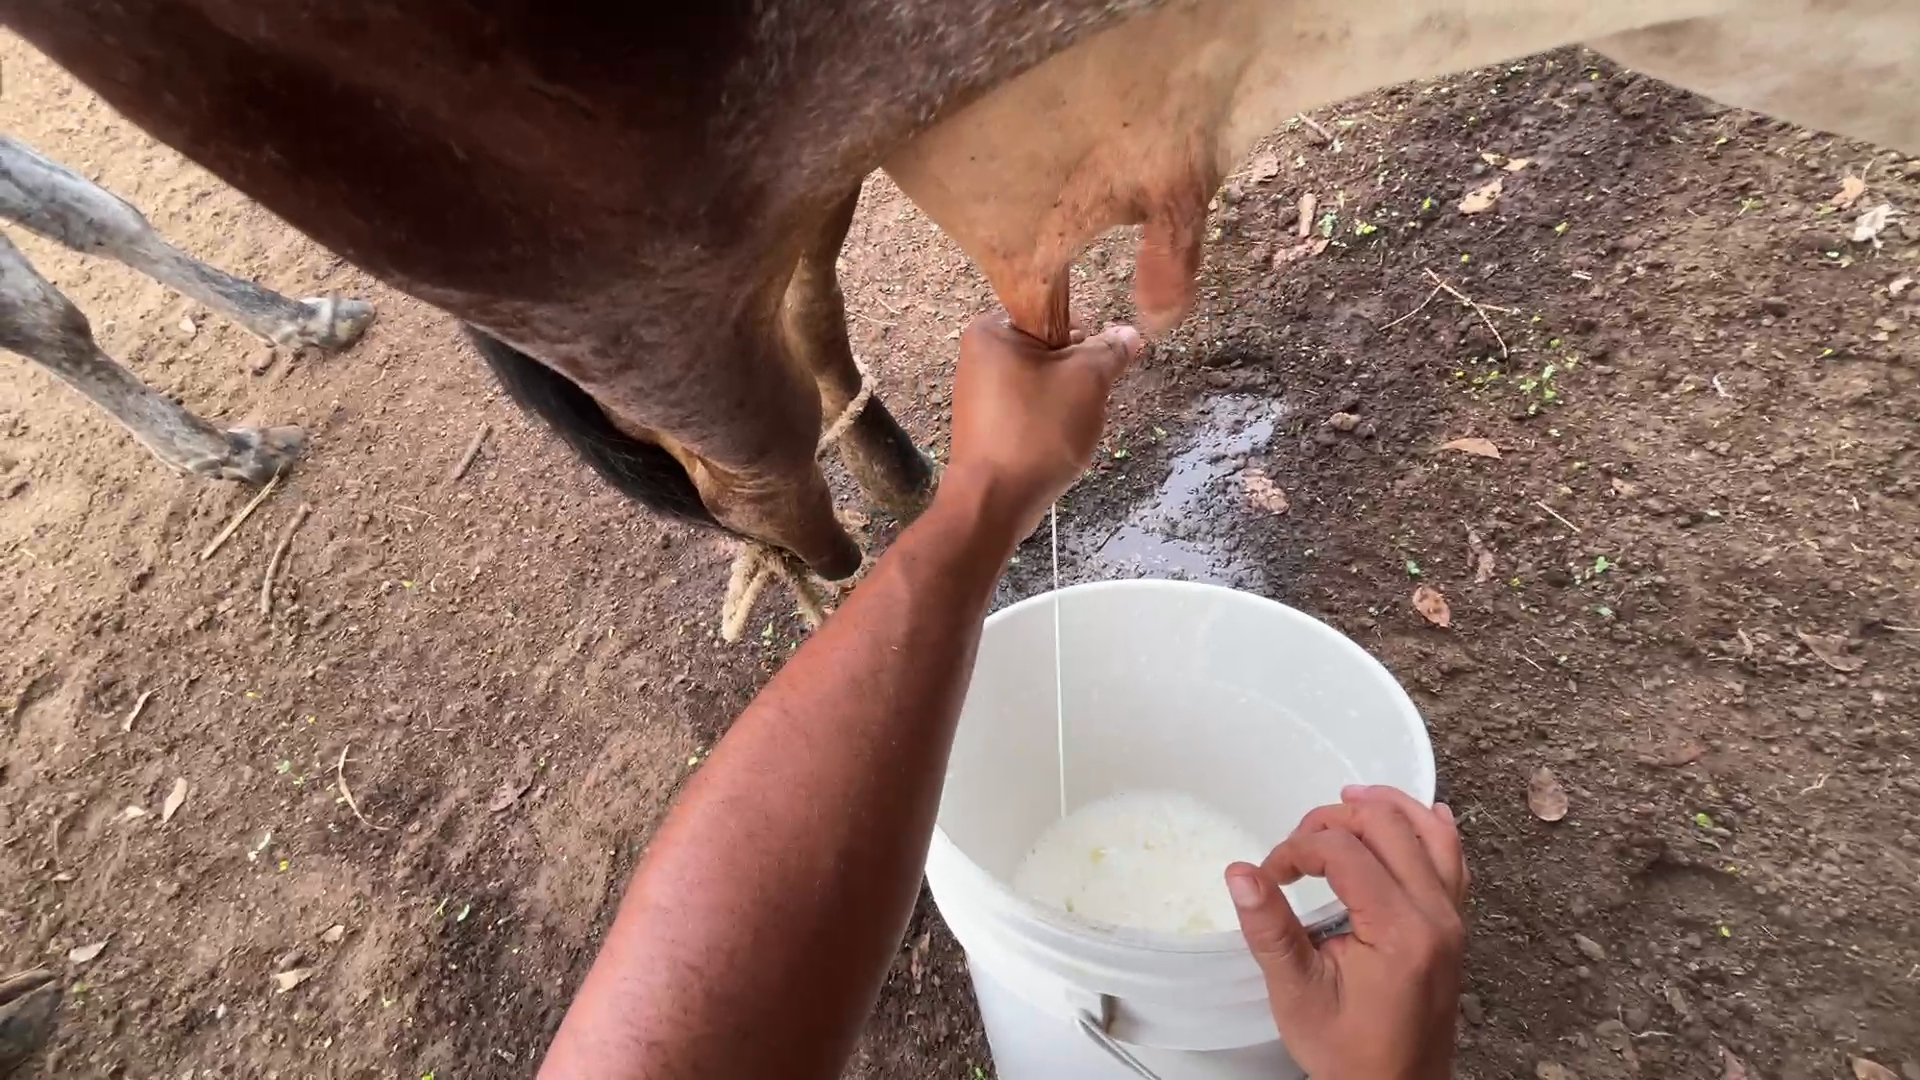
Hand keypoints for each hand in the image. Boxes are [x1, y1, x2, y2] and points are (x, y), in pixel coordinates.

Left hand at [942, 310, 1141, 539]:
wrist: (994, 501)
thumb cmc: (1037, 430)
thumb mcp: (1087, 381)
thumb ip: (1111, 352)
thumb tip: (1128, 336)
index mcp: (992, 330)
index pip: (1051, 311)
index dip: (1082, 334)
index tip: (1096, 362)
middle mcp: (978, 357)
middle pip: (1047, 350)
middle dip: (1075, 374)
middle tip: (1085, 399)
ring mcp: (978, 395)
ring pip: (1041, 384)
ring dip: (1065, 402)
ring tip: (1069, 426)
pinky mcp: (985, 428)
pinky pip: (1027, 412)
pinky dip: (1047, 424)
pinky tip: (1055, 444)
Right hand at [1225, 785, 1467, 1079]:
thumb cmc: (1347, 1051)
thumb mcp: (1296, 994)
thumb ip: (1270, 929)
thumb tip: (1240, 872)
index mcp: (1400, 931)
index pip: (1342, 850)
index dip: (1296, 850)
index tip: (1271, 877)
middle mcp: (1436, 916)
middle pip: (1385, 826)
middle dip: (1329, 821)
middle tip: (1295, 849)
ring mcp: (1452, 920)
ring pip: (1429, 832)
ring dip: (1385, 806)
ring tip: (1346, 799)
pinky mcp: (1452, 926)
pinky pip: (1452, 859)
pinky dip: (1431, 827)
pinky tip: (1415, 814)